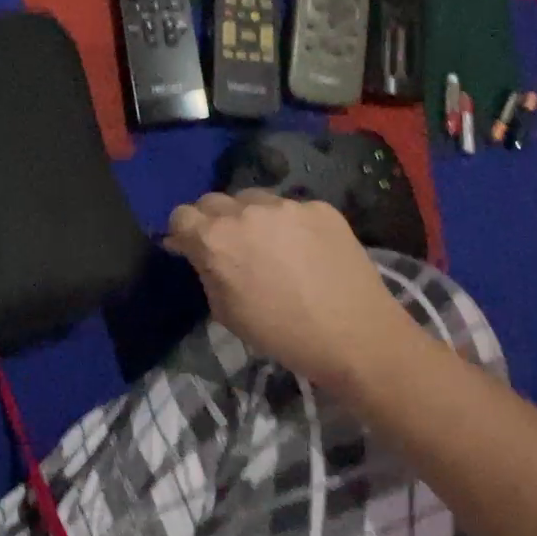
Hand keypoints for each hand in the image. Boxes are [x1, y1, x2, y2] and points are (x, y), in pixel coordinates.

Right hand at [163, 189, 411, 390]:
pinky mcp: (320, 207)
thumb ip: (205, 271)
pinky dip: (289, 224)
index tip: (192, 248)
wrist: (356, 336)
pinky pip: (291, 208)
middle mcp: (246, 211)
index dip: (183, 232)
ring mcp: (286, 205)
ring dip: (250, 217)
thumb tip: (193, 250)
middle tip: (231, 248)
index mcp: (215, 238)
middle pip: (213, 201)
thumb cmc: (281, 333)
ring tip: (270, 246)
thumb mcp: (225, 311)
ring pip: (253, 199)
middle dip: (213, 221)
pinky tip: (305, 251)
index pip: (180, 215)